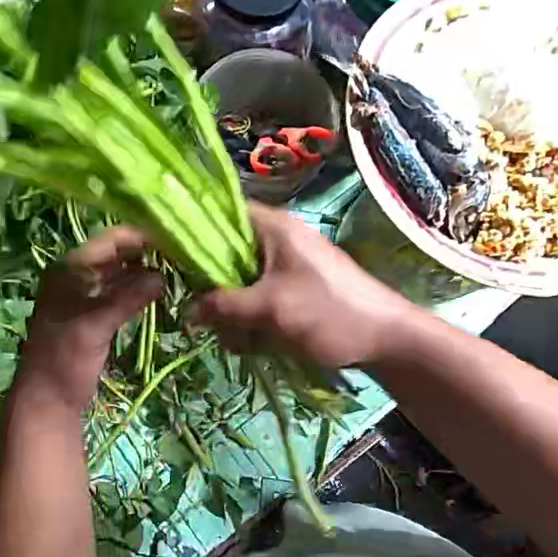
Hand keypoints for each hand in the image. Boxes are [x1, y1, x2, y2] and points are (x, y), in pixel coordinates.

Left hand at [17, 227, 163, 410]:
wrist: (48, 400)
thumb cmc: (65, 359)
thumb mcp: (97, 325)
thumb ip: (128, 297)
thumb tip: (162, 276)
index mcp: (69, 269)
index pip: (111, 240)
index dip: (142, 237)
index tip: (176, 240)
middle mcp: (76, 276)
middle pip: (117, 254)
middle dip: (148, 254)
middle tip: (183, 258)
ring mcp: (85, 296)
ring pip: (120, 275)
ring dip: (145, 274)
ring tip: (179, 272)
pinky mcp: (94, 315)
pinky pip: (119, 294)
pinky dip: (138, 292)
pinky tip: (160, 293)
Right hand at [190, 203, 419, 368]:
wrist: (386, 339)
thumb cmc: (329, 313)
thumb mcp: (269, 309)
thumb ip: (224, 306)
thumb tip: (188, 310)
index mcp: (273, 227)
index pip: (219, 212)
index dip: (192, 232)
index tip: (172, 262)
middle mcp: (277, 239)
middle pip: (224, 253)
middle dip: (215, 290)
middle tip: (212, 319)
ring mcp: (287, 265)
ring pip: (240, 282)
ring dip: (235, 313)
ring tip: (242, 340)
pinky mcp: (295, 289)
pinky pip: (259, 299)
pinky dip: (253, 320)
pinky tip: (257, 344)